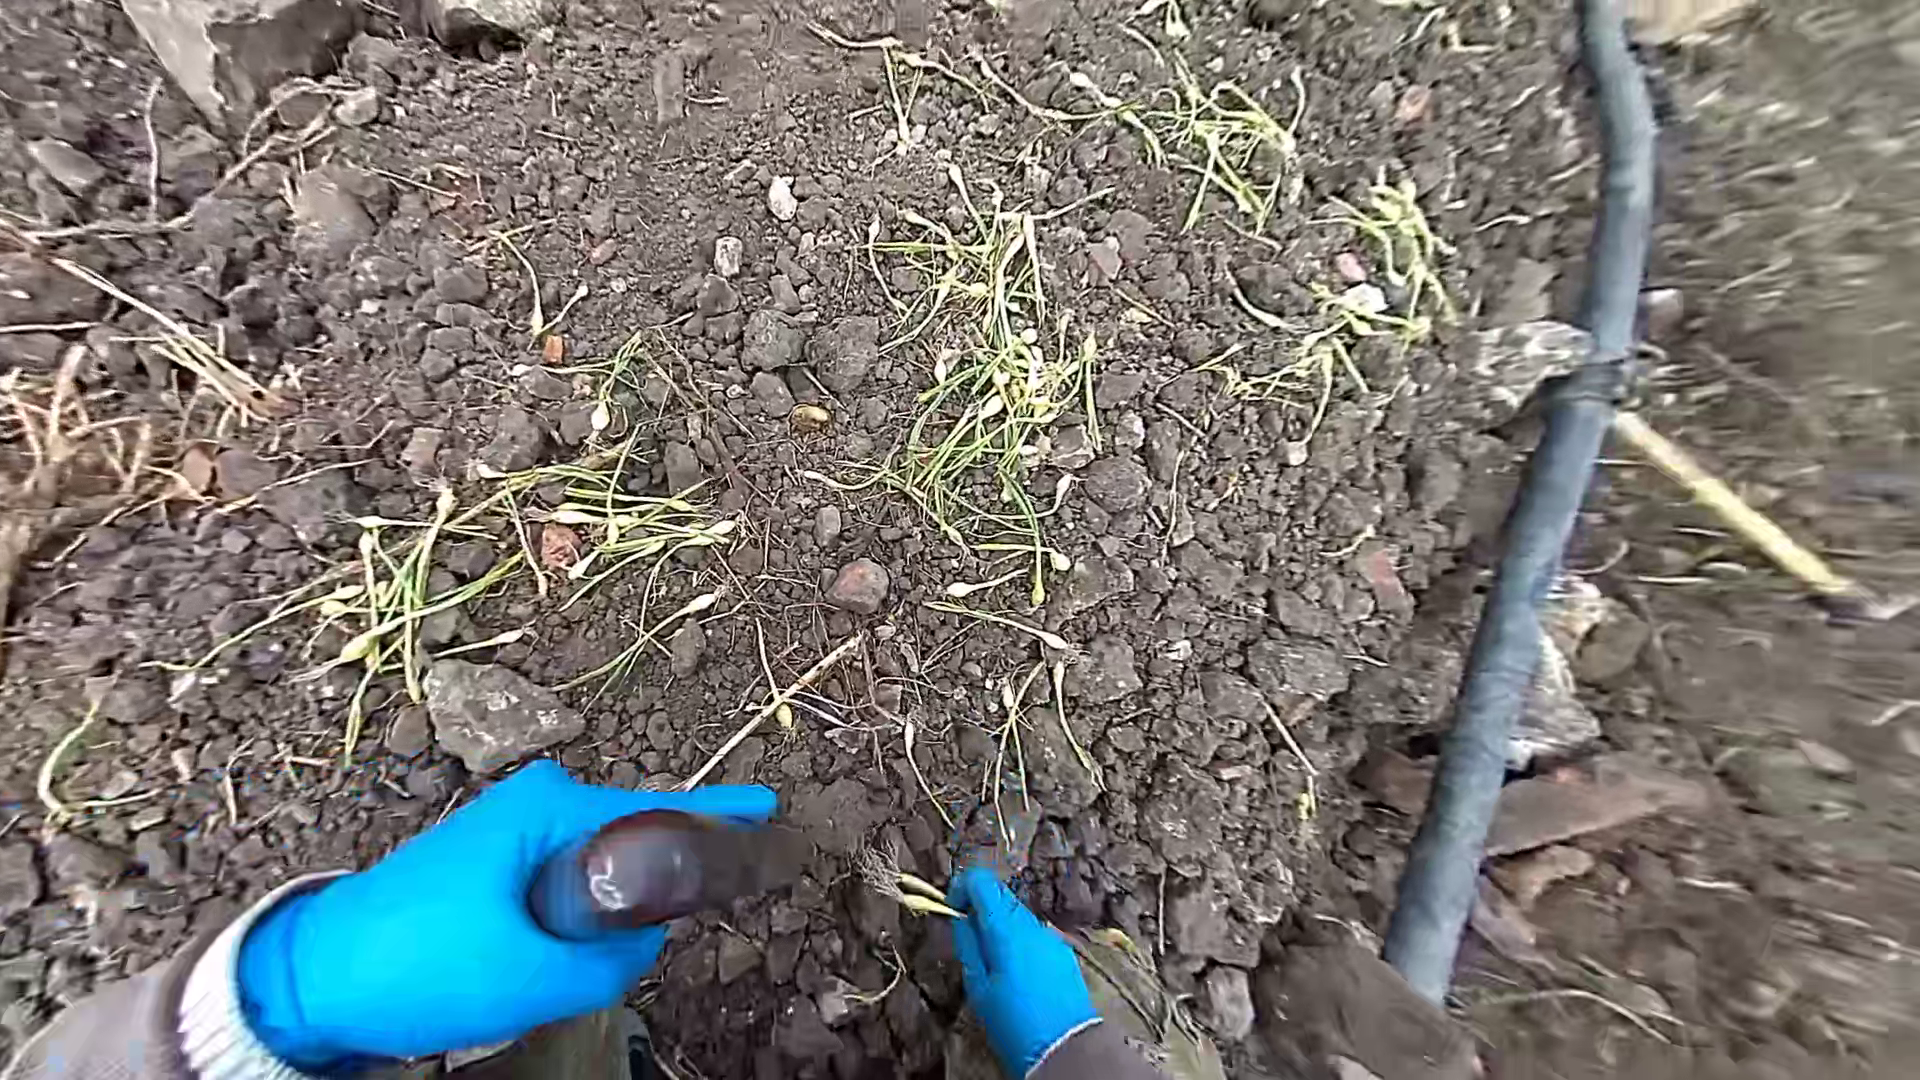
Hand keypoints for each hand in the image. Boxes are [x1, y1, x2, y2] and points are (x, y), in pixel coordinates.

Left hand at [237, 760, 775, 1066]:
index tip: (768, 805)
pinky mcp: (505, 849)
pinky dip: (595, 890)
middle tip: (713, 878)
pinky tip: (597, 921)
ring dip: (626, 883)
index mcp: (554, 808)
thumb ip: (606, 964)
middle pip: (636, 826)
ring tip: (639, 918)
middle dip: (672, 855)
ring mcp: (523, 820)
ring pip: (603, 850)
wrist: (302, 981)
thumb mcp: (522, 977)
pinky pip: (574, 864)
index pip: (658, 805)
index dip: (718, 810)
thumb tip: (647, 944)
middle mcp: (547, 799)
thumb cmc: (418, 961)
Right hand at [948, 867, 1098, 1075]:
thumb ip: (968, 945)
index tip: (952, 906)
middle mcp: (1030, 923)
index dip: (963, 886)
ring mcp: (1049, 935)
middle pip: (1000, 895)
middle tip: (968, 933)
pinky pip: (1033, 932)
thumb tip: (962, 917)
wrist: (1066, 1051)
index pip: (982, 883)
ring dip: (999, 922)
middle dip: (980, 905)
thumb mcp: (979, 988)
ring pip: (1017, 913)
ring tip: (991, 957)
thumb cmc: (1014, 1024)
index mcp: (1006, 929)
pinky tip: (1016, 968)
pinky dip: (1019, 937)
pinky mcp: (1062, 949)